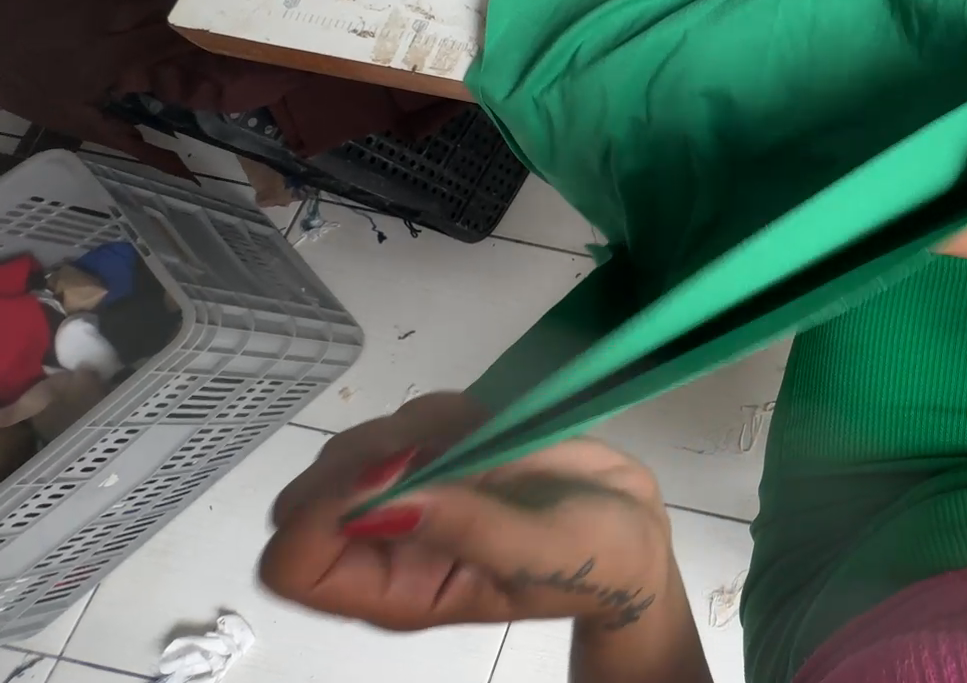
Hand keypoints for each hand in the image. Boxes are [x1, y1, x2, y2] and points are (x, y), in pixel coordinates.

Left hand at [259, 394, 672, 632]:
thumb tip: (385, 505)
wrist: (638, 533)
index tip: (396, 468)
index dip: (324, 511)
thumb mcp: (541, 556)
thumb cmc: (595, 561)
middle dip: (362, 458)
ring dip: (413, 426)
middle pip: (314, 496)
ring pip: (364, 444)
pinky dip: (449, 408)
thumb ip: (470, 530)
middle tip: (435, 443)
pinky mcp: (461, 450)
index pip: (299, 562)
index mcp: (400, 588)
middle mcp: (396, 539)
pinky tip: (498, 423)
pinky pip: (422, 415)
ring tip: (487, 434)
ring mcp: (427, 489)